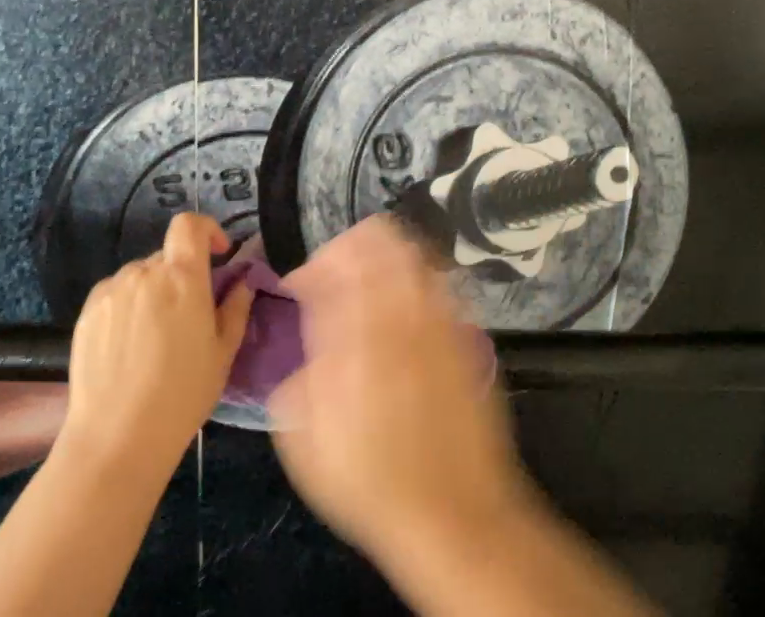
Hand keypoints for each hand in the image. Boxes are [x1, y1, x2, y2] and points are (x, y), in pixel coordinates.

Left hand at [58, 213, 252, 472]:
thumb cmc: (182, 395)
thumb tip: (242, 281)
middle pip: (166, 258)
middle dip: (182, 277)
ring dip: (153, 293)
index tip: (217, 254)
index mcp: (181, 278)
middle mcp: (143, 273)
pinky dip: (128, 307)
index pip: (189, 225)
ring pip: (140, 277)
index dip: (206, 230)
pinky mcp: (88, 310)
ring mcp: (111, 290)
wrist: (118, 434)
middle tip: (190, 318)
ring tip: (155, 340)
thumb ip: (235, 308)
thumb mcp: (223, 354)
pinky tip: (129, 347)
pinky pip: (116, 294)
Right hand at [270, 215, 530, 562]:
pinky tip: (408, 310)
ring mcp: (439, 328)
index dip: (311, 269)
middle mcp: (398, 320)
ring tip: (369, 282)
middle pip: (378, 245)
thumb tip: (305, 356)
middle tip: (333, 274)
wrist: (455, 519)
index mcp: (351, 338)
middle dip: (349, 249)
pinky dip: (421, 283)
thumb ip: (296, 382)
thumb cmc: (370, 483)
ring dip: (386, 258)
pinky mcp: (467, 345)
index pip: (329, 268)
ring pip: (416, 258)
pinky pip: (445, 289)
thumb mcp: (304, 441)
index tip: (298, 288)